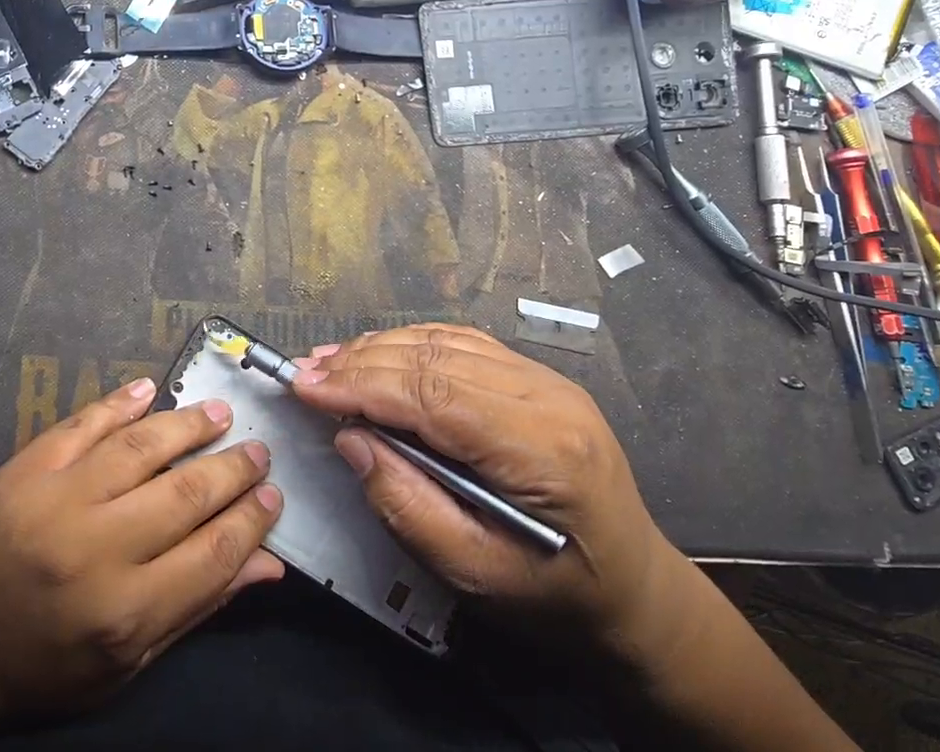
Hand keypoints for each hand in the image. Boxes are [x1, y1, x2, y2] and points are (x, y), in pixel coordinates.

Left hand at [0, 378, 283, 739]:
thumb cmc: (41, 668)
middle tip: (256, 449)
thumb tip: (268, 562)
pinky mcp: (22, 472)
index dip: (252, 519)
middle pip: (184, 494)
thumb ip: (196, 608)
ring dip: (185, 425)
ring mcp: (54, 501)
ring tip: (217, 412)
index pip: (213, 551)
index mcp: (125, 611)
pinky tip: (148, 389)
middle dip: (230, 468)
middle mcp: (94, 549)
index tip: (274, 494)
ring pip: (138, 449)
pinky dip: (117, 404)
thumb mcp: (126, 663)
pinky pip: (80, 426)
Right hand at [291, 324, 679, 645]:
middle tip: (303, 373)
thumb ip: (408, 505)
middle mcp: (548, 398)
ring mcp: (548, 383)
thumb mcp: (476, 573)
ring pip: (446, 343)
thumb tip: (352, 439)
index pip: (431, 394)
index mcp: (540, 448)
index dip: (360, 384)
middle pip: (434, 359)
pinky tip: (376, 353)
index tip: (304, 388)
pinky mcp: (540, 382)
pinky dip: (411, 345)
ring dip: (379, 348)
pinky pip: (464, 346)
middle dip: (359, 363)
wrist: (636, 593)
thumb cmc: (557, 596)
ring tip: (326, 361)